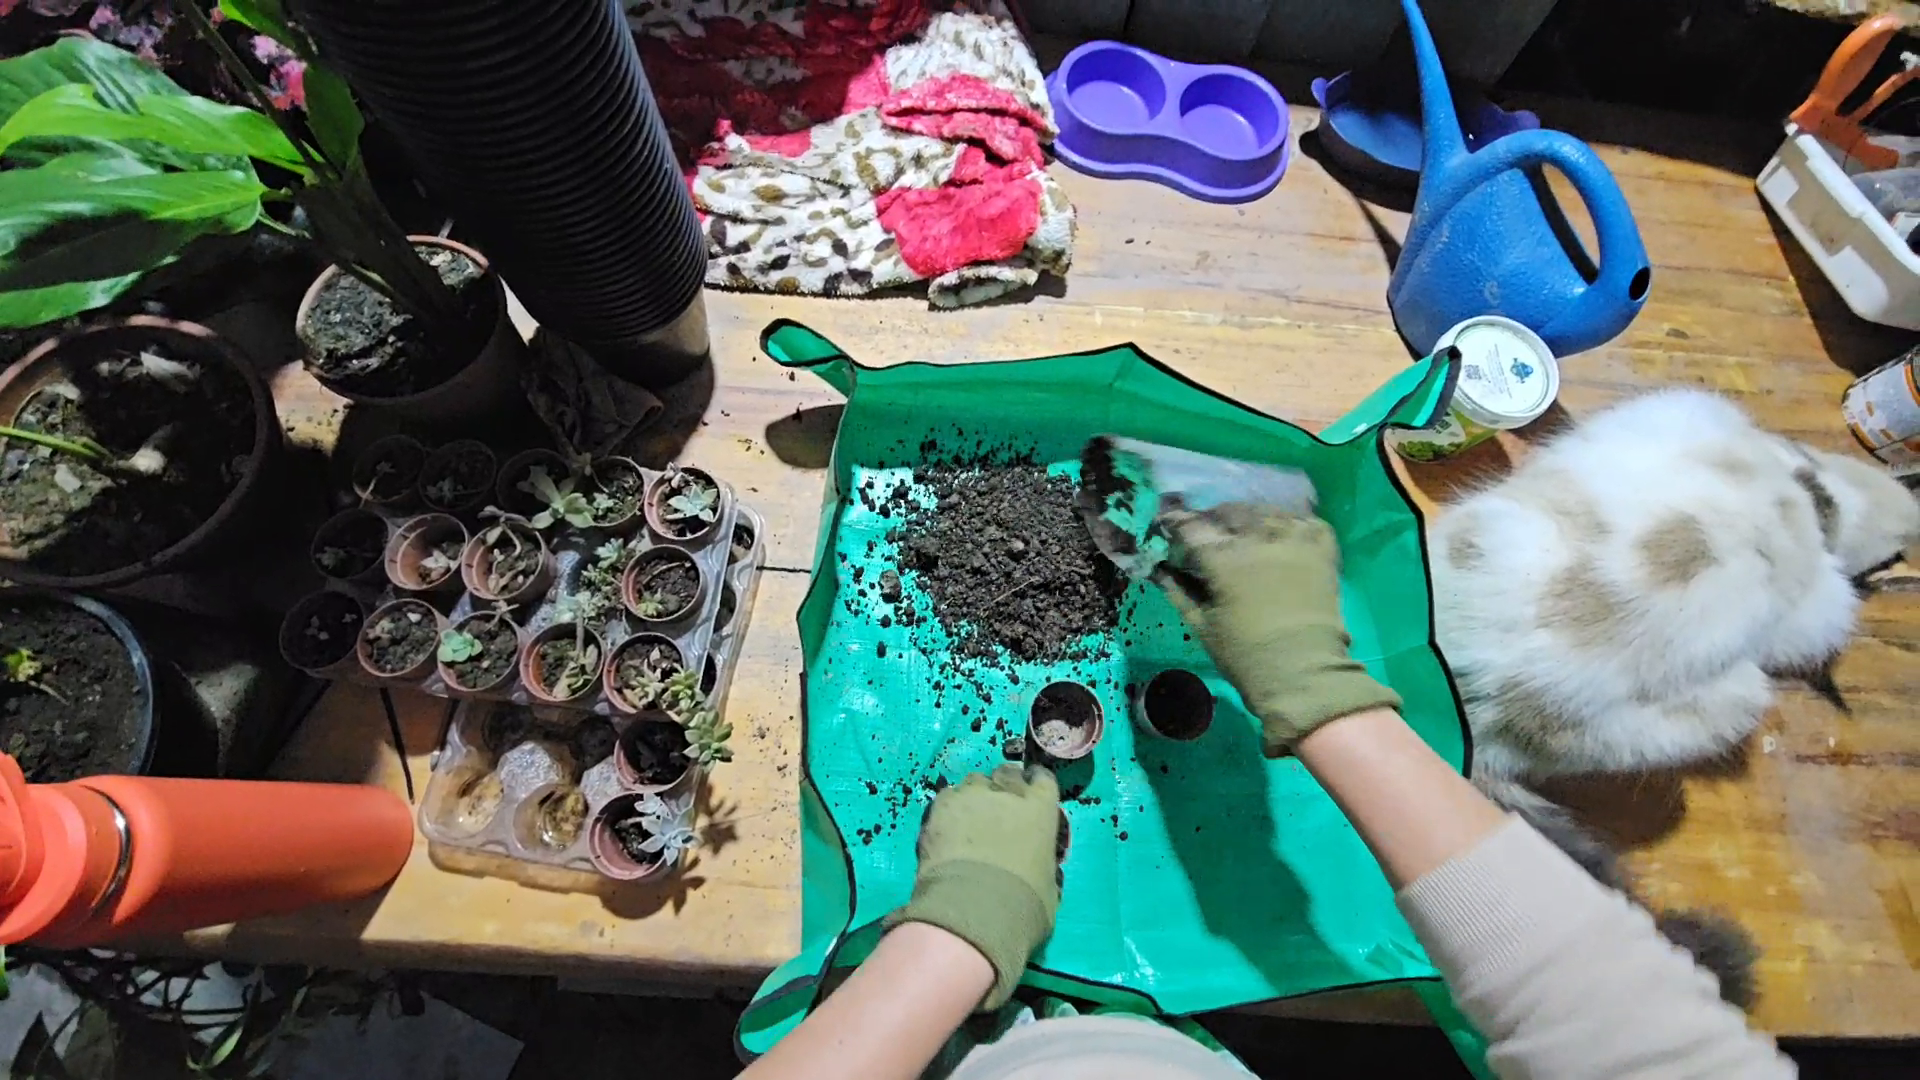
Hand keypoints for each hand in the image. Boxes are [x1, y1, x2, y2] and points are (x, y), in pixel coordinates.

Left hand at [887, 764, 1061, 1009]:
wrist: (974, 909)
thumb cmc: (1023, 905)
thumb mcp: (1048, 885)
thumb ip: (1043, 863)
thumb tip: (1036, 866)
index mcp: (1041, 808)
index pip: (1043, 779)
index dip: (1034, 786)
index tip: (1029, 796)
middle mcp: (1008, 791)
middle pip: (1006, 774)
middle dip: (1002, 788)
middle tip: (995, 812)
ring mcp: (972, 793)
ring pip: (973, 782)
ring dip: (974, 798)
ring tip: (966, 822)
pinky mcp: (941, 804)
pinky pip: (946, 797)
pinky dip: (947, 810)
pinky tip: (944, 831)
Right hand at [1155, 502, 1399, 752]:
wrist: (1302, 672)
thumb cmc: (1243, 654)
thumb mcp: (1200, 624)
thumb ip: (1177, 590)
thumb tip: (1158, 568)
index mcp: (1222, 559)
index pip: (1191, 525)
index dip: (1177, 522)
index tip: (1170, 525)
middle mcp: (1257, 540)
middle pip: (1229, 511)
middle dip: (1214, 517)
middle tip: (1209, 530)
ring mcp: (1293, 541)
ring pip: (1267, 510)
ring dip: (1251, 516)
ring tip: (1246, 528)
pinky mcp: (1321, 550)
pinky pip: (1306, 520)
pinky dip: (1292, 521)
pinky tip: (1283, 532)